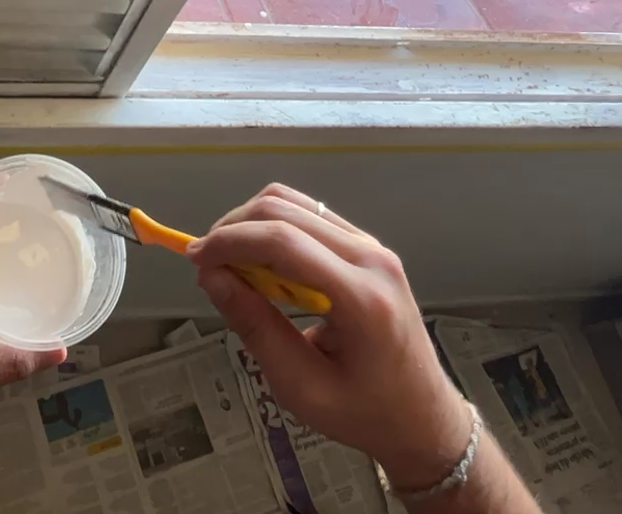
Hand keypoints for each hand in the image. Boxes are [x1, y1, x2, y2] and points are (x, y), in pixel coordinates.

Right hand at [187, 184, 473, 491]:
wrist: (426, 420)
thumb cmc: (366, 414)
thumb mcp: (301, 387)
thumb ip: (254, 327)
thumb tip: (211, 277)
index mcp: (362, 298)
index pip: (283, 242)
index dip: (230, 241)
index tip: (195, 259)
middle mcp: (371, 258)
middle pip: (284, 209)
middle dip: (233, 228)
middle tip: (207, 262)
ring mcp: (372, 246)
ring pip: (293, 202)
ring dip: (250, 222)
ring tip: (231, 260)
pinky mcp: (365, 245)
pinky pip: (307, 214)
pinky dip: (272, 226)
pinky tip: (261, 260)